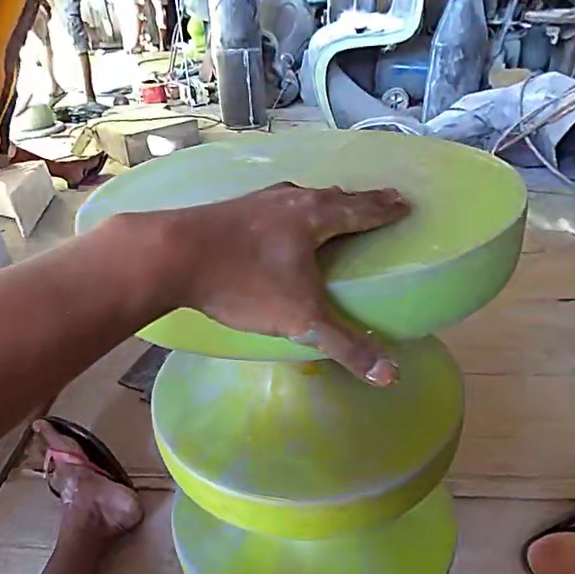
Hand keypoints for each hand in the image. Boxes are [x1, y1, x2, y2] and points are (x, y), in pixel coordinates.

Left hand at [138, 182, 410, 383]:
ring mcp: (254, 202)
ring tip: (329, 205)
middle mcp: (287, 201)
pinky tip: (272, 217)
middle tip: (378, 199)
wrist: (171, 254)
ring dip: (320, 201)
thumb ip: (344, 346)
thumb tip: (390, 376)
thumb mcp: (299, 319)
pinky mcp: (227, 211)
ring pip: (298, 197)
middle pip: (331, 197)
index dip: (383, 210)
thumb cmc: (242, 281)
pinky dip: (285, 209)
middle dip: (357, 201)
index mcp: (313, 218)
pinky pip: (269, 205)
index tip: (403, 202)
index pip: (360, 210)